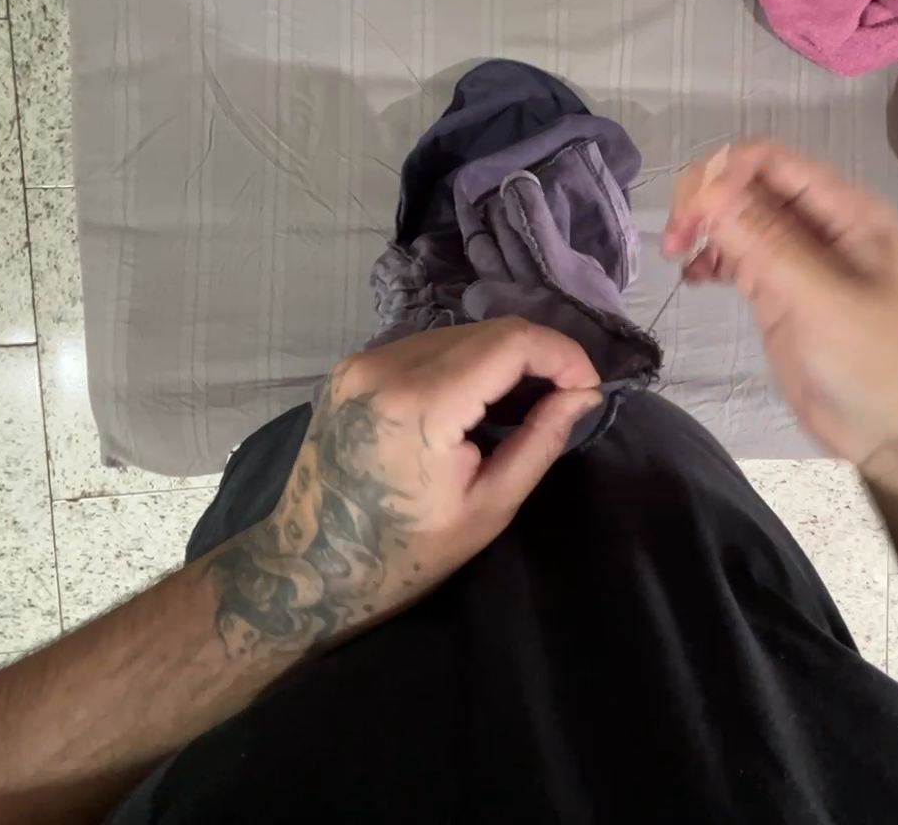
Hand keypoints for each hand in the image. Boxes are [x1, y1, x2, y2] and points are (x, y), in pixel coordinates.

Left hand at [202, 317, 602, 659]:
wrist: (310, 567)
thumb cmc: (406, 553)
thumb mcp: (489, 507)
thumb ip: (541, 440)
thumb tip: (583, 394)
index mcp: (421, 403)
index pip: (511, 341)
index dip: (562, 353)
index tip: (588, 386)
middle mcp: (386, 365)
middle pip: (488, 330)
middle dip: (538, 355)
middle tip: (565, 394)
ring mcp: (363, 361)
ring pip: (459, 333)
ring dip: (503, 356)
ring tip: (523, 400)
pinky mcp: (352, 366)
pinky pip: (428, 345)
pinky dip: (466, 361)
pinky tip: (476, 398)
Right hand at [663, 142, 897, 489]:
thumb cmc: (882, 362)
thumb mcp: (823, 298)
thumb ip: (765, 242)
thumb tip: (708, 187)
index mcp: (846, 213)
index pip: (773, 163)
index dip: (724, 173)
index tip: (688, 212)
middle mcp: (821, 229)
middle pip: (751, 189)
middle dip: (707, 202)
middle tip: (675, 240)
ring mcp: (800, 265)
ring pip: (740, 224)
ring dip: (706, 231)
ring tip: (678, 259)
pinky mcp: (783, 299)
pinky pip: (740, 262)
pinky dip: (713, 262)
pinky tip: (694, 278)